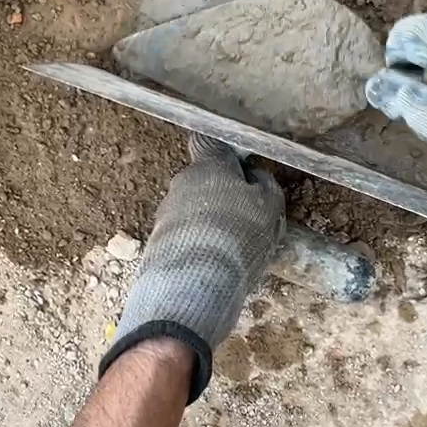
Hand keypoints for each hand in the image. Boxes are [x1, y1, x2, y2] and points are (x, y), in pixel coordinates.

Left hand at [101, 135, 284, 400]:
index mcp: (208, 165)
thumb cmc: (239, 235)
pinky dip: (197, 246)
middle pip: (202, 181)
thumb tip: (254, 176)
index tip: (240, 170)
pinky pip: (184, 237)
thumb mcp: (269, 207)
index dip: (223, 154)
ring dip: (208, 223)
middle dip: (219, 195)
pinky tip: (215, 265)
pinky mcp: (157, 243)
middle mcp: (181, 183)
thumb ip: (264, 185)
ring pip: (193, 210)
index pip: (207, 142)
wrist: (193, 284)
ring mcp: (166, 213)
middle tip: (245, 219)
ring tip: (232, 250)